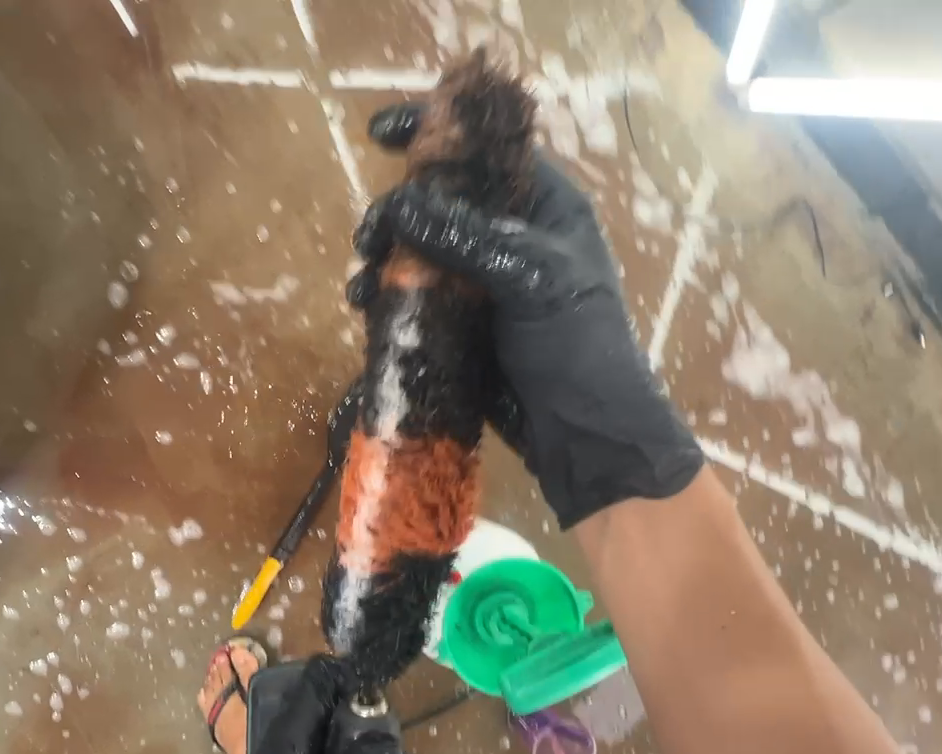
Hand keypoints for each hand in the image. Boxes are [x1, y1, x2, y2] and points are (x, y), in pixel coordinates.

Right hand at [348, 103, 704, 527]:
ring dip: (382, 263)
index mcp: (541, 207)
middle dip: (394, 217)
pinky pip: (416, 300)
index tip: (379, 134)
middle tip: (367, 242)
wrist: (581, 430)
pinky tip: (366, 312)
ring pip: (419, 254)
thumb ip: (467, 237)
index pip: (483, 153)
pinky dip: (388, 301)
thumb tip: (398, 205)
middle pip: (438, 205)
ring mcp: (481, 285)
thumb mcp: (531, 277)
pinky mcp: (461, 328)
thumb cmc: (576, 345)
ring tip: (359, 288)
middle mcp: (508, 238)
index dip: (434, 134)